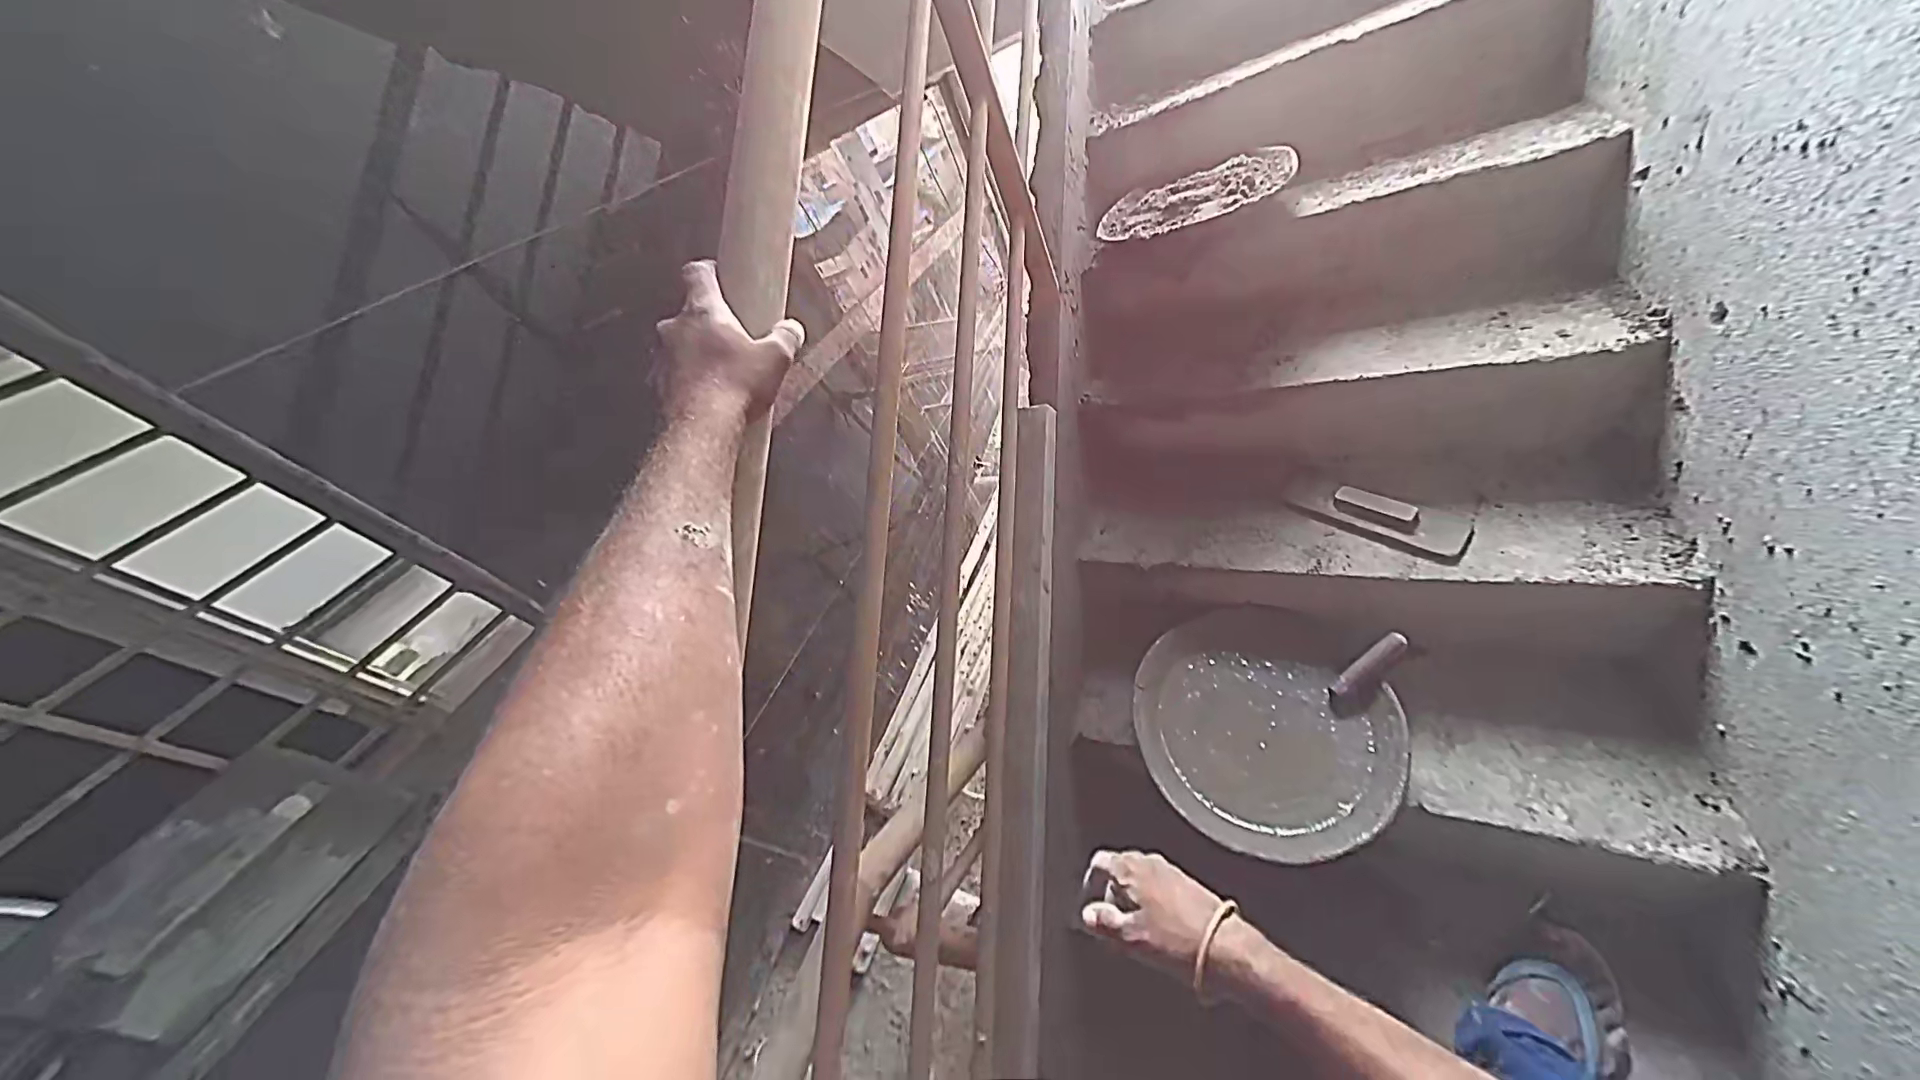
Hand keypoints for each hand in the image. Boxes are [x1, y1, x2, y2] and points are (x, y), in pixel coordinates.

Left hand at [656, 260, 804, 418]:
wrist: (702, 427)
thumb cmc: (736, 385)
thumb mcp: (775, 359)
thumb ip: (785, 338)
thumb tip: (793, 329)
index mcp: (703, 311)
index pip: (697, 273)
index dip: (710, 273)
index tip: (721, 279)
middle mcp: (675, 327)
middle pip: (689, 313)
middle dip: (710, 324)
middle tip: (733, 340)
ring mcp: (661, 356)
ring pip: (679, 345)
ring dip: (697, 353)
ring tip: (722, 374)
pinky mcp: (656, 384)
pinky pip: (673, 374)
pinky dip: (688, 380)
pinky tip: (707, 396)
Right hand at [1080, 850, 1230, 980]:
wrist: (1227, 948)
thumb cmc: (1179, 941)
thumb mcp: (1131, 938)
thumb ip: (1104, 923)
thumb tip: (1088, 915)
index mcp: (1131, 868)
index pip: (1100, 861)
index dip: (1091, 883)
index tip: (1092, 906)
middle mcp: (1151, 862)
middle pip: (1119, 868)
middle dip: (1112, 892)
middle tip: (1113, 922)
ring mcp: (1171, 871)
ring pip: (1140, 878)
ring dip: (1133, 899)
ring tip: (1137, 929)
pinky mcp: (1188, 885)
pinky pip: (1160, 886)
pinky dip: (1153, 902)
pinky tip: (1159, 928)